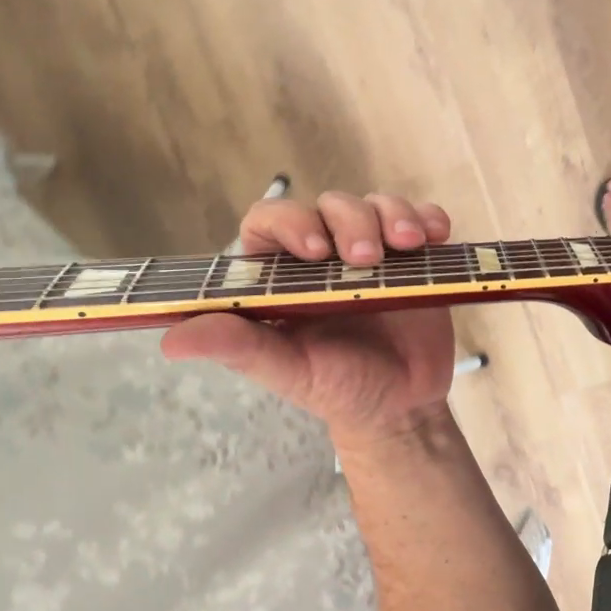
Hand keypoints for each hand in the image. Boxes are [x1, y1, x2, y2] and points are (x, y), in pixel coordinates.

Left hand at [162, 192, 456, 446]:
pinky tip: (437, 236)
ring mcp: (376, 253)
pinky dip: (431, 218)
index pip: (270, 222)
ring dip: (394, 215)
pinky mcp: (417, 258)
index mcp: (283, 276)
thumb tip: (173, 340)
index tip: (314, 248)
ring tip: (410, 245)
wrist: (404, 405)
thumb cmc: (340, 388)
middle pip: (331, 206)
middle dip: (352, 222)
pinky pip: (423, 219)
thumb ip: (239, 349)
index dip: (290, 222)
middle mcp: (327, 256)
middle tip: (367, 259)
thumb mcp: (288, 372)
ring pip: (377, 205)